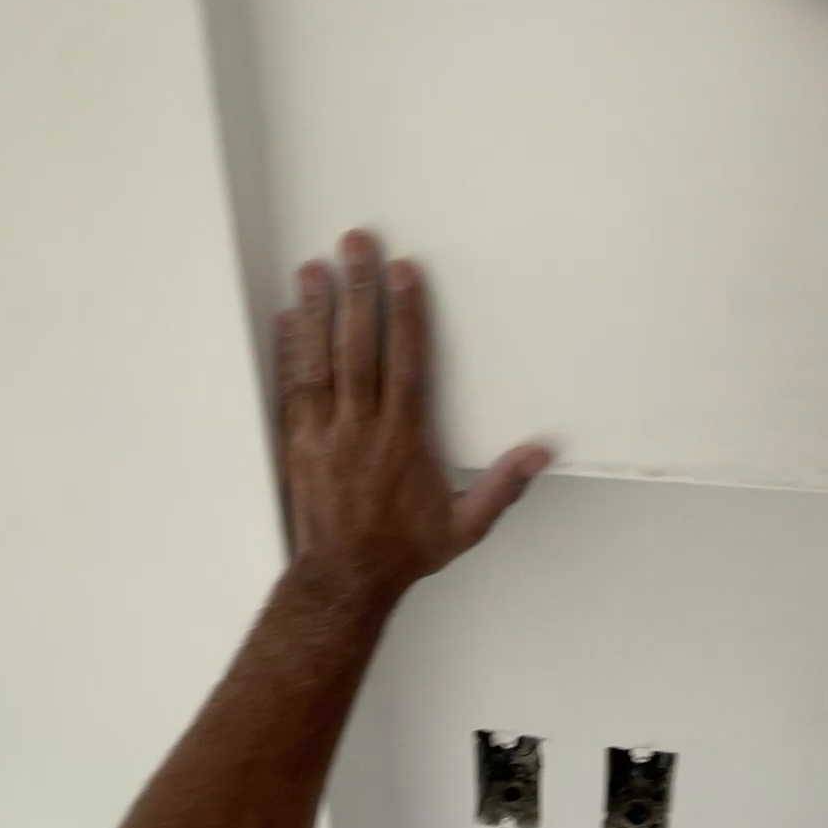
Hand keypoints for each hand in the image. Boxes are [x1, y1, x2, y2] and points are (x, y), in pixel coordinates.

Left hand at [276, 229, 551, 603]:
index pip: (407, 364)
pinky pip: (292, 389)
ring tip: (314, 269)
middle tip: (356, 247)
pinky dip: (289, 352)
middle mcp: (362, 429)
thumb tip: (539, 454)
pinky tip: (287, 320)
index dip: (407, 316)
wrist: (345, 580)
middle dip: (360, 293)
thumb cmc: (405, 550)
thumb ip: (503, 487)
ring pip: (321, 362)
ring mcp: (324, 434)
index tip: (405, 275)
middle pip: (360, 348)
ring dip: (318, 312)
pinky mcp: (297, 444)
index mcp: (404, 441)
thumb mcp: (466, 526)